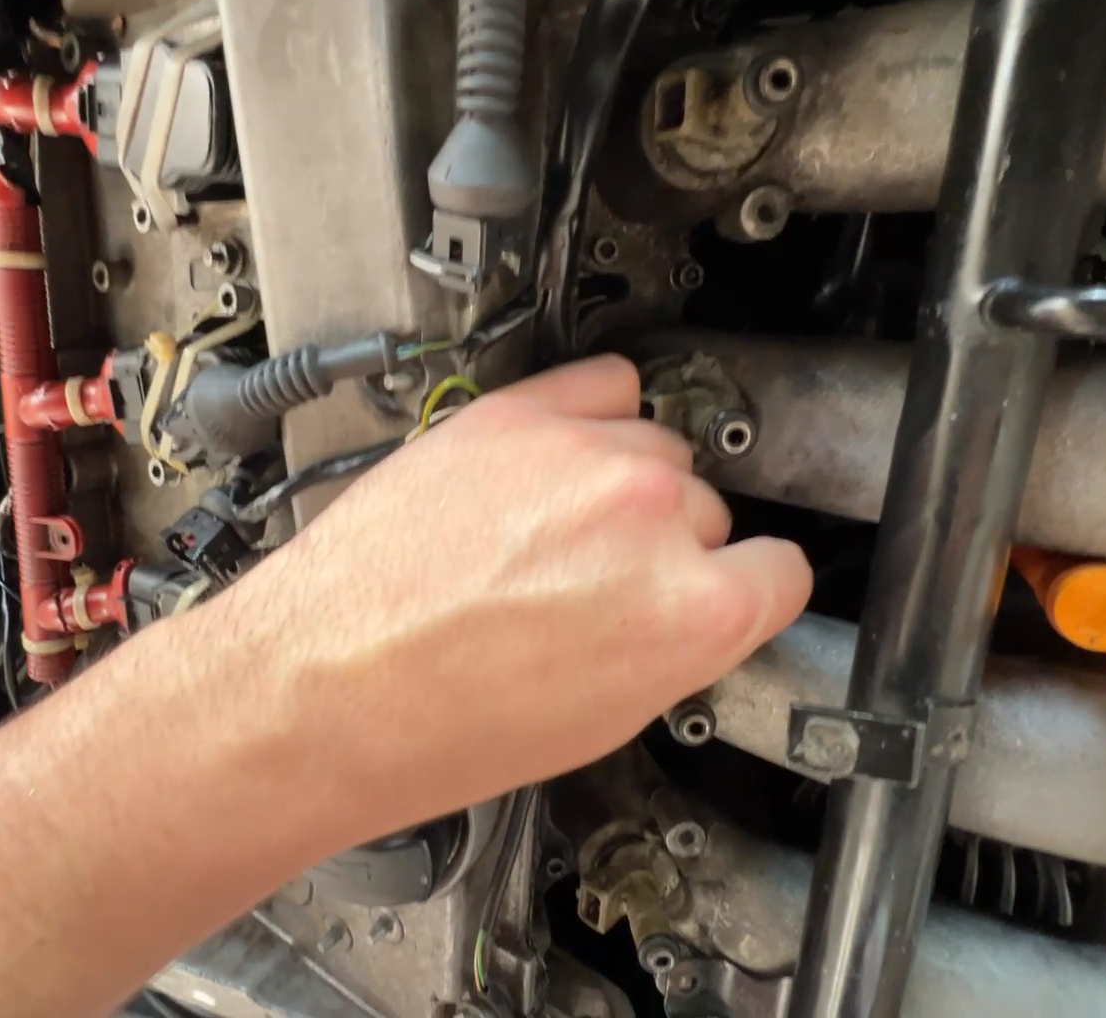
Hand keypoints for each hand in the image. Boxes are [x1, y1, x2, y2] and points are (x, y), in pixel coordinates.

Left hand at [205, 355, 811, 840]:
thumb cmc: (441, 722)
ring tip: (555, 525)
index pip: (779, 571)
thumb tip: (687, 603)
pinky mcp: (514, 417)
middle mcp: (646, 518)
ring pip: (652, 447)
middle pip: (706, 506)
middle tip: (600, 570)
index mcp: (691, 614)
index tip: (727, 581)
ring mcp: (580, 456)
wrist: (327, 684)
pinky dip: (591, 414)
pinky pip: (600, 382)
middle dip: (664, 542)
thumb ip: (671, 641)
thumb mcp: (601, 717)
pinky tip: (558, 452)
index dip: (747, 585)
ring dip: (619, 482)